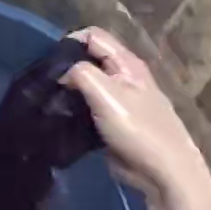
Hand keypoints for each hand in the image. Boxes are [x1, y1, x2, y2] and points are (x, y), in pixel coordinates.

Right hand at [61, 27, 210, 201]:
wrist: (164, 173)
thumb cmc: (137, 129)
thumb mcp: (106, 94)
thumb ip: (80, 73)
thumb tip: (61, 73)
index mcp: (127, 63)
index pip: (93, 35)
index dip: (69, 43)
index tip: (50, 63)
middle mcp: (124, 76)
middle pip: (89, 59)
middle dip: (67, 67)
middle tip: (46, 84)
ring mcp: (121, 99)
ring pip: (88, 84)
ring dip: (70, 90)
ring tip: (49, 101)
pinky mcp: (114, 121)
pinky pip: (89, 107)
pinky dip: (76, 109)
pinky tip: (62, 118)